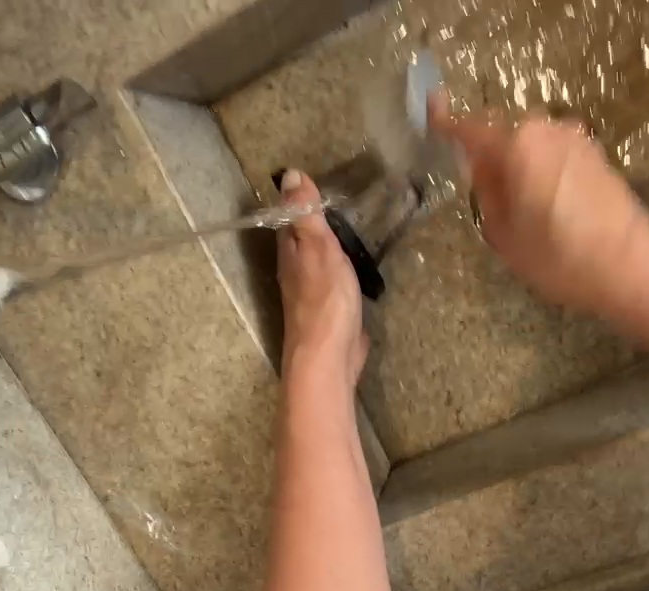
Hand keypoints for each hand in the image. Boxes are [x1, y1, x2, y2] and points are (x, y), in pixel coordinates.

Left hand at [276, 170, 367, 391]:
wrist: (329, 359)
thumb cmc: (324, 301)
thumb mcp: (318, 249)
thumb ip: (306, 215)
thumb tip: (290, 174)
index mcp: (291, 255)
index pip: (290, 220)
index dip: (301, 204)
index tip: (321, 185)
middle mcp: (297, 275)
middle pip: (305, 245)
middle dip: (319, 229)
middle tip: (345, 207)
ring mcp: (314, 299)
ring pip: (322, 267)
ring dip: (334, 254)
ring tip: (356, 236)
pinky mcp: (333, 319)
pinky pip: (338, 290)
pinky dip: (346, 279)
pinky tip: (359, 276)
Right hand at [430, 96, 648, 314]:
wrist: (626, 265)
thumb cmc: (557, 257)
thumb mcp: (504, 235)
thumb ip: (485, 194)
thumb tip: (480, 170)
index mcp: (516, 145)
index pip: (472, 129)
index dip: (449, 125)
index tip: (435, 119)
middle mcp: (546, 129)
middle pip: (505, 137)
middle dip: (494, 160)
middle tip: (491, 203)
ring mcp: (575, 139)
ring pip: (533, 148)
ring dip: (522, 169)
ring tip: (526, 215)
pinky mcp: (596, 155)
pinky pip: (555, 158)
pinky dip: (544, 174)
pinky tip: (551, 212)